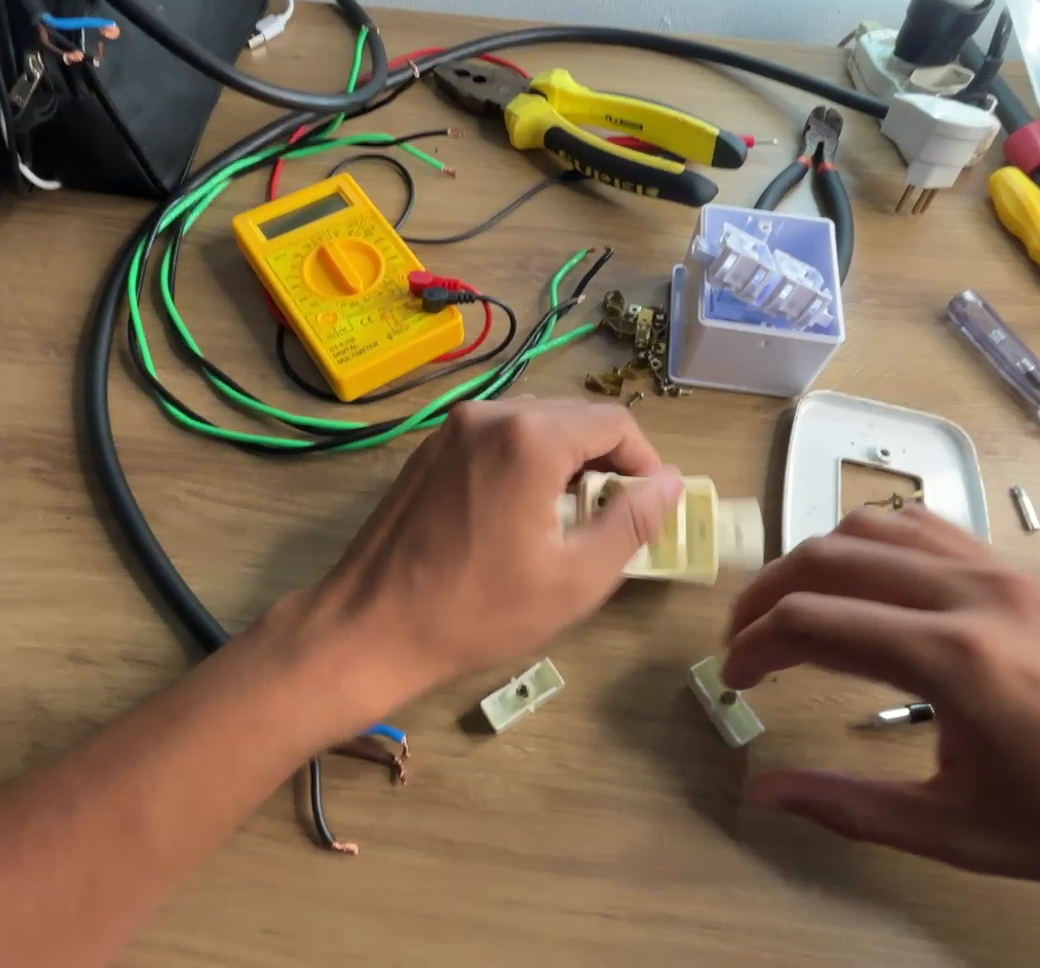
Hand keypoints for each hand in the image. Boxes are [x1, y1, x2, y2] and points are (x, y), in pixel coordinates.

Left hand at [262, 399, 682, 720]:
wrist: (370, 626)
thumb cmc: (478, 610)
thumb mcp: (574, 579)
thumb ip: (632, 523)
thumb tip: (669, 484)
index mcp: (530, 437)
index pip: (614, 422)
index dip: (644, 460)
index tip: (648, 504)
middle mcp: (491, 413)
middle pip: (574, 416)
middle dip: (605, 459)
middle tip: (611, 514)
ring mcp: (453, 426)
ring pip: (534, 422)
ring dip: (564, 457)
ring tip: (566, 514)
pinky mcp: (430, 446)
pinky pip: (496, 435)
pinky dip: (523, 458)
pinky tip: (516, 508)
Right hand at [721, 507, 1039, 929]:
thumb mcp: (963, 834)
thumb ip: (848, 807)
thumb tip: (760, 794)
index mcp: (952, 659)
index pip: (811, 622)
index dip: (753, 646)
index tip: (732, 678)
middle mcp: (966, 594)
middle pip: (824, 558)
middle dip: (765, 595)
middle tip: (743, 640)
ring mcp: (996, 572)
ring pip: (868, 526)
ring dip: (811, 560)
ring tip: (791, 604)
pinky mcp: (1017, 571)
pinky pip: (920, 526)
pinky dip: (868, 541)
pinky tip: (864, 581)